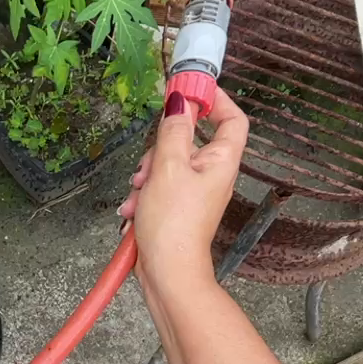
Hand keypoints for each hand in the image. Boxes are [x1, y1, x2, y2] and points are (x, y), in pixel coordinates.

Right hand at [119, 87, 248, 285]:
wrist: (167, 273)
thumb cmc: (173, 224)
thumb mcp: (167, 168)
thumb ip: (173, 130)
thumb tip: (179, 101)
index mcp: (221, 161)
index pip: (231, 118)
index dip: (215, 100)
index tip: (190, 91)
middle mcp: (211, 176)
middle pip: (187, 143)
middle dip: (159, 150)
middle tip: (146, 165)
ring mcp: (193, 194)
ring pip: (166, 167)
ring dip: (145, 178)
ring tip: (136, 196)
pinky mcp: (175, 210)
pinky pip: (157, 191)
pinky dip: (142, 197)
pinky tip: (131, 212)